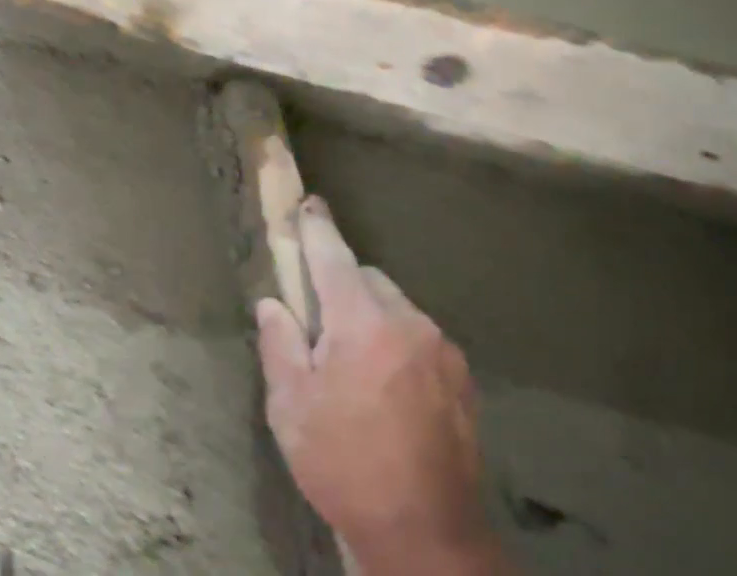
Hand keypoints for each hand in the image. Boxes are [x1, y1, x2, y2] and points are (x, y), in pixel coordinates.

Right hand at [256, 199, 504, 573]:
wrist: (424, 534)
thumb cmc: (342, 464)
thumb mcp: (290, 406)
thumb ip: (279, 344)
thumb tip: (274, 304)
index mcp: (362, 324)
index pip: (333, 257)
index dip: (315, 228)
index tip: (307, 203)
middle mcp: (410, 324)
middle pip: (367, 280)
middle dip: (340, 287)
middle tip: (316, 327)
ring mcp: (443, 352)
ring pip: (396, 310)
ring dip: (369, 319)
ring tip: (351, 369)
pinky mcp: (462, 381)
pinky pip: (420, 340)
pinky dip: (396, 345)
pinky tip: (384, 391)